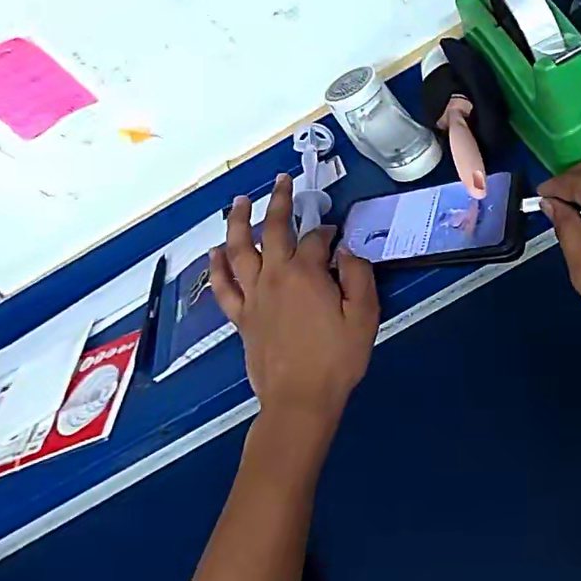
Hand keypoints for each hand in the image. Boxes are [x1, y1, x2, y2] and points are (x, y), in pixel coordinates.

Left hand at [210, 175, 378, 436]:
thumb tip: (346, 251)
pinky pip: (223, 286)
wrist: (299, 399)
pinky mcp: (241, 317)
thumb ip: (358, 276)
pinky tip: (216, 251)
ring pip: (239, 249)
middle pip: (273, 230)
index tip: (339, 233)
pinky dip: (217, 266)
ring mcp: (253, 296)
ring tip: (239, 201)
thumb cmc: (337, 358)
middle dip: (280, 202)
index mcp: (305, 273)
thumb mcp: (363, 315)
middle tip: (282, 181)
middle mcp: (274, 276)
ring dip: (238, 221)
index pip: (316, 238)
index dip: (329, 231)